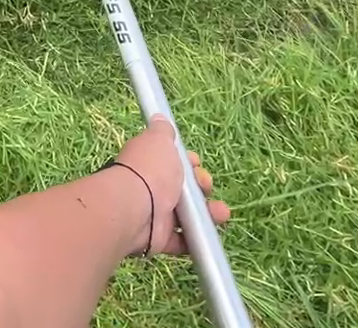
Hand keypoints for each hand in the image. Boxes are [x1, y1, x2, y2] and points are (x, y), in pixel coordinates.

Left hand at [114, 115, 230, 255]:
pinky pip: (182, 240)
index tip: (195, 162)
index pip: (171, 161)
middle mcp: (150, 186)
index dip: (187, 162)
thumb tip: (159, 117)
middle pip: (182, 188)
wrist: (137, 208)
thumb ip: (162, 131)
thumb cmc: (151, 169)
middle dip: (201, 187)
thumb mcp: (159, 141)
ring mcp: (155, 213)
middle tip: (206, 186)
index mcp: (148, 161)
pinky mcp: (160, 237)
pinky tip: (208, 235)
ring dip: (207, 215)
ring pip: (186, 215)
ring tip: (220, 213)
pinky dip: (196, 240)